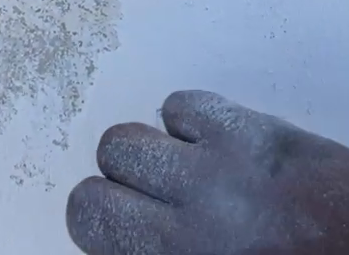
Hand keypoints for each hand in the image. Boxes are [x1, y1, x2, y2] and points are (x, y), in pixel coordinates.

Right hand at [68, 91, 348, 254]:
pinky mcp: (261, 133)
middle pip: (98, 179)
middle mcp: (194, 221)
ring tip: (183, 183)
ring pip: (128, 136)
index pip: (87, 218)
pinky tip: (215, 156)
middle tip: (150, 215)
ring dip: (144, 162)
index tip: (123, 240)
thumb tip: (128, 242)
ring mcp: (227, 169)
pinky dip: (185, 128)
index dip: (98, 230)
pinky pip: (183, 106)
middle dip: (113, 198)